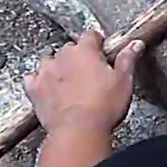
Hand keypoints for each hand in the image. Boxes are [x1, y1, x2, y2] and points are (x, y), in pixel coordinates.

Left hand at [25, 30, 143, 137]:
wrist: (78, 131)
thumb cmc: (104, 106)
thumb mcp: (123, 81)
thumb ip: (128, 59)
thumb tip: (135, 43)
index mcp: (85, 50)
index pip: (91, 35)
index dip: (98, 44)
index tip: (104, 55)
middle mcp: (62, 56)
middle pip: (70, 48)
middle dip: (78, 57)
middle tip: (90, 75)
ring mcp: (45, 72)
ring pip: (49, 61)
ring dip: (57, 68)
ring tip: (69, 83)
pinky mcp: (34, 90)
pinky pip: (31, 78)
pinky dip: (38, 81)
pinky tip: (47, 89)